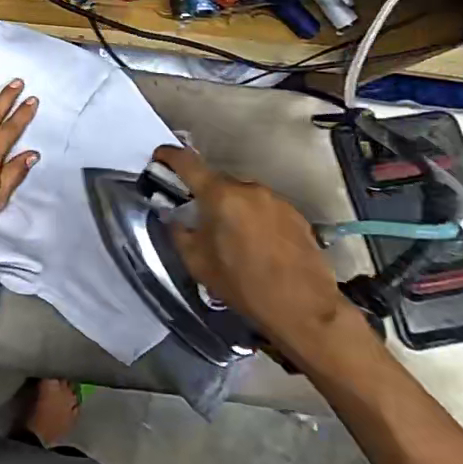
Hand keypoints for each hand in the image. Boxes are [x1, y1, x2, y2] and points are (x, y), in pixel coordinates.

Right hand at [154, 145, 358, 358]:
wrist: (302, 306)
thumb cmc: (244, 286)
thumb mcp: (199, 264)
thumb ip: (181, 234)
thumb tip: (176, 219)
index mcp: (221, 196)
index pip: (189, 164)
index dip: (170, 157)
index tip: (160, 157)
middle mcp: (250, 188)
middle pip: (219, 183)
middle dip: (207, 198)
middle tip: (200, 223)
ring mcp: (276, 199)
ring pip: (244, 197)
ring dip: (233, 211)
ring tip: (233, 242)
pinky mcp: (295, 213)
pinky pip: (265, 209)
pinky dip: (255, 220)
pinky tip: (258, 247)